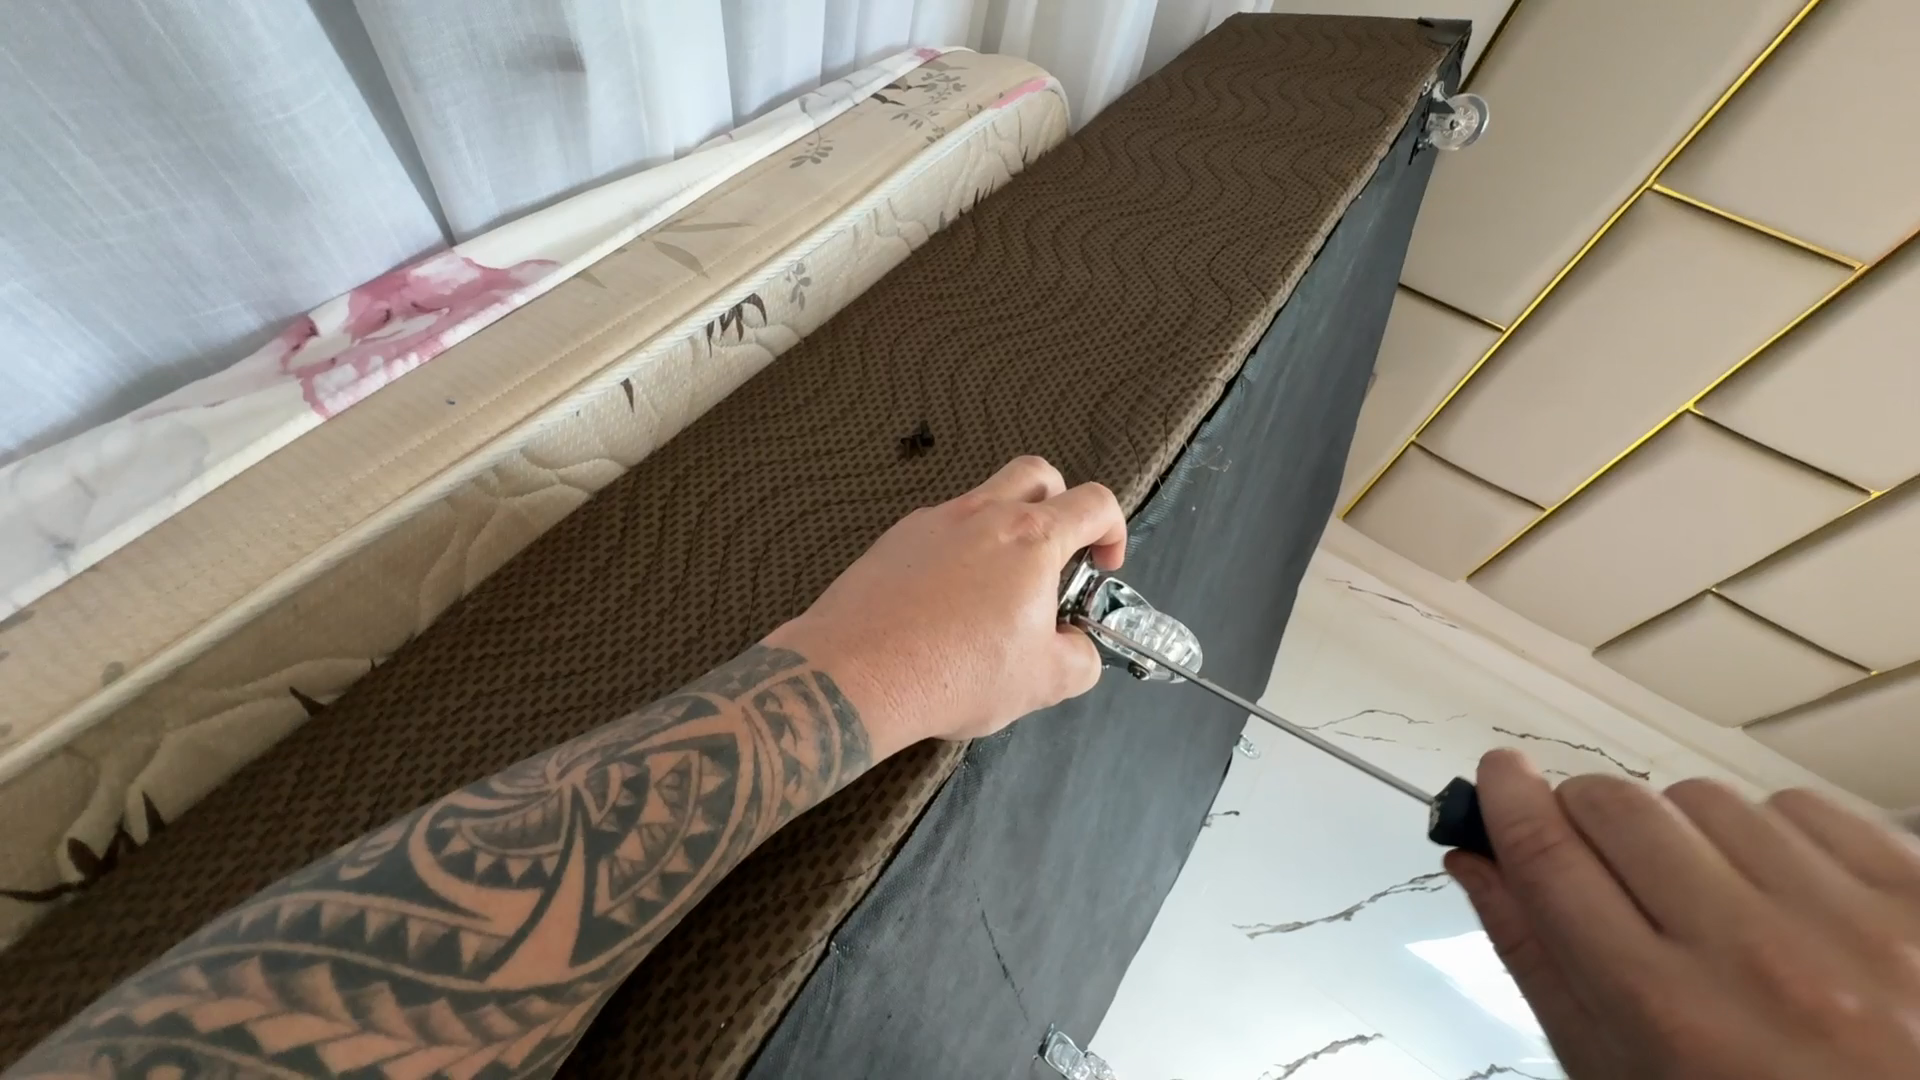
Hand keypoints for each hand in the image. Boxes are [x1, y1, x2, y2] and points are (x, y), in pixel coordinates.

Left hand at [766, 456, 1125, 757]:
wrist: (856, 675)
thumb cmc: (955, 673)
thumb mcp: (1043, 682)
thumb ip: (1079, 658)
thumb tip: (1076, 646)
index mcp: (1030, 539)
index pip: (1094, 502)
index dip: (1113, 529)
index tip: (1103, 564)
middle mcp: (981, 514)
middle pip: (1037, 473)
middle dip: (1060, 502)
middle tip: (1055, 553)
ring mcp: (932, 521)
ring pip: (984, 499)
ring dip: (1005, 529)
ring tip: (996, 591)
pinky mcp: (894, 540)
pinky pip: (941, 529)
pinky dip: (959, 551)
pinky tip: (946, 602)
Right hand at [1446, 749, 1919, 1078]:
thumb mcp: (1618, 1068)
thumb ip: (1533, 956)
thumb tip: (1473, 857)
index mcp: (1667, 1013)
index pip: (1546, 854)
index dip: (1506, 796)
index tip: (1500, 772)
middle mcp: (1761, 964)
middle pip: (1614, 805)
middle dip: (1585, 812)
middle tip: (1602, 852)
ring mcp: (1863, 930)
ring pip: (1703, 798)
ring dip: (1683, 828)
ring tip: (1714, 891)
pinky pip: (1804, 807)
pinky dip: (1773, 833)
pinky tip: (1788, 892)